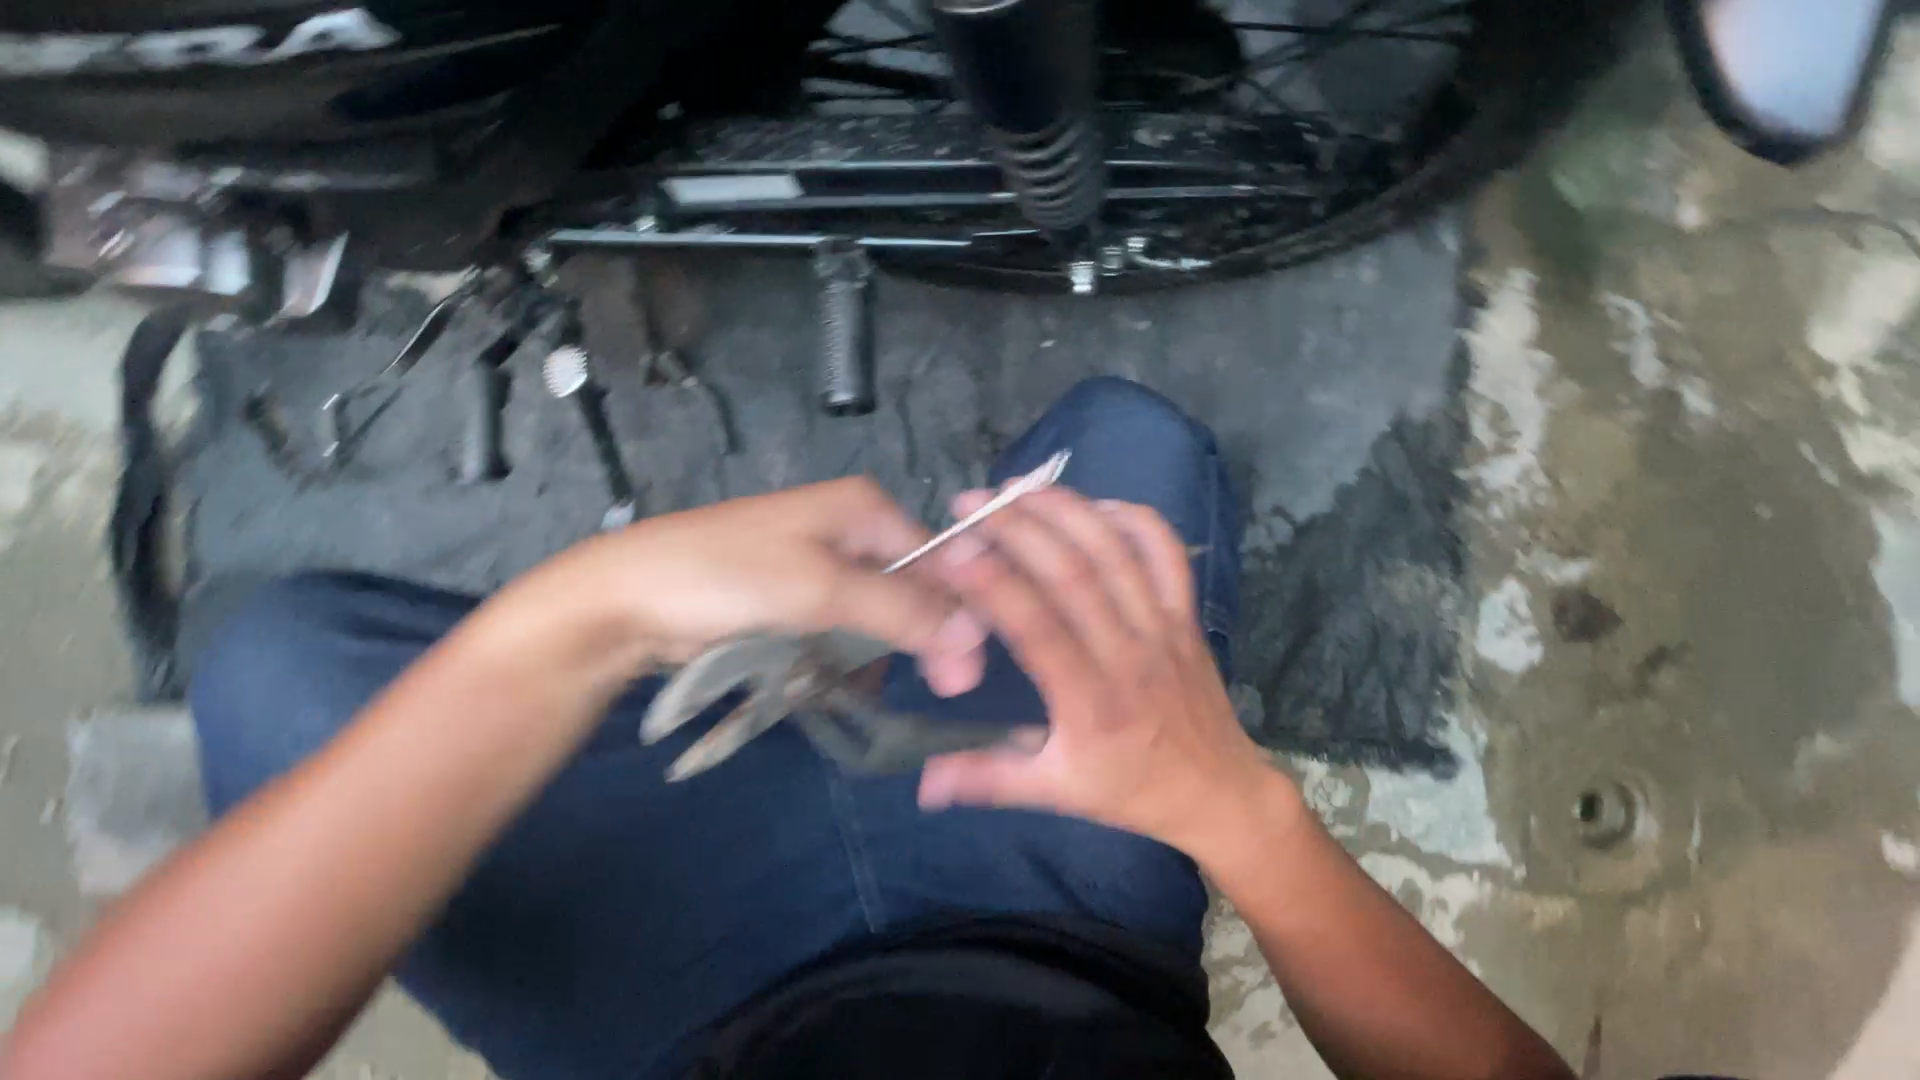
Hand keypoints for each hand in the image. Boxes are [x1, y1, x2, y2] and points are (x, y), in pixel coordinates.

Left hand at [485, 478, 987, 695]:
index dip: (956, 614)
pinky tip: (844, 681)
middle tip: (939, 690)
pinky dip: (847, 654)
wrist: (625, 598)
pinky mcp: (793, 595)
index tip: (962, 675)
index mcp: (863, 508)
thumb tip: (975, 634)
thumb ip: (902, 610)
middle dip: (920, 637)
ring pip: (877, 612)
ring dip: (881, 651)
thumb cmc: (727, 578)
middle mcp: (848, 528)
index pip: (936, 560)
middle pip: (909, 587)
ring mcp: (818, 563)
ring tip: (874, 688)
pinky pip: (841, 627)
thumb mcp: (821, 590)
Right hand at [916, 487, 1283, 856]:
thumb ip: (988, 779)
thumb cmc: (1131, 791)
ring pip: (1116, 553)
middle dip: (1018, 528)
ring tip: (1018, 487)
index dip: (992, 583)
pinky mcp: (1187, 615)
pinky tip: (1093, 504)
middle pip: (1073, 574)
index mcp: (1091, 701)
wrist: (1218, 794)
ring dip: (1067, 511)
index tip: (951, 549)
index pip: (1036, 627)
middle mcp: (1129, 654)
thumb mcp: (1057, 793)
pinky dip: (1134, 519)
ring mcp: (1163, 628)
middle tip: (971, 502)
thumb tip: (922, 785)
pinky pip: (1166, 553)